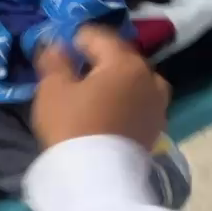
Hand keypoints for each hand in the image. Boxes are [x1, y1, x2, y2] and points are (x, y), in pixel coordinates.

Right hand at [31, 25, 170, 151]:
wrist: (96, 174)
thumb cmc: (71, 123)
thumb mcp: (52, 88)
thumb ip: (55, 60)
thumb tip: (56, 44)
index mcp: (125, 63)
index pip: (98, 36)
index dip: (74, 37)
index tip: (56, 47)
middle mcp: (150, 77)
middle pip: (119, 57)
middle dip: (96, 58)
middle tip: (71, 68)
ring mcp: (158, 102)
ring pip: (132, 79)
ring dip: (112, 78)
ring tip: (89, 89)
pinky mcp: (157, 124)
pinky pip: (138, 99)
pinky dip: (122, 97)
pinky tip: (104, 108)